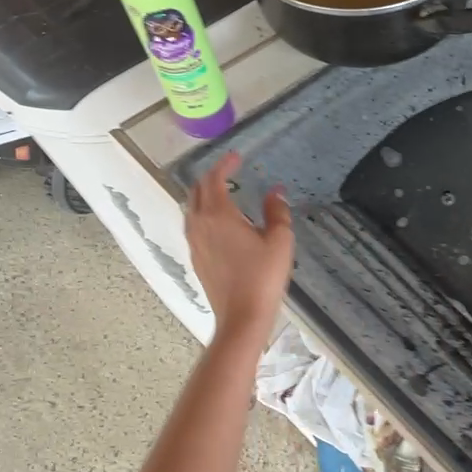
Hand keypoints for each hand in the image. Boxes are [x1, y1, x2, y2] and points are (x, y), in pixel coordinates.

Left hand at [185, 153, 292, 342]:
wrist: (242, 316)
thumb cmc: (263, 275)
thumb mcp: (279, 239)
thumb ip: (276, 211)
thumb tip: (275, 192)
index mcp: (219, 216)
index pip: (213, 180)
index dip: (223, 165)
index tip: (235, 156)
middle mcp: (200, 226)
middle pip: (196, 192)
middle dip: (210, 177)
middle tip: (228, 171)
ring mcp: (195, 243)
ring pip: (192, 209)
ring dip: (204, 196)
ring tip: (223, 193)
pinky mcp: (197, 258)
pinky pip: (194, 226)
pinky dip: (204, 214)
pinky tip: (221, 222)